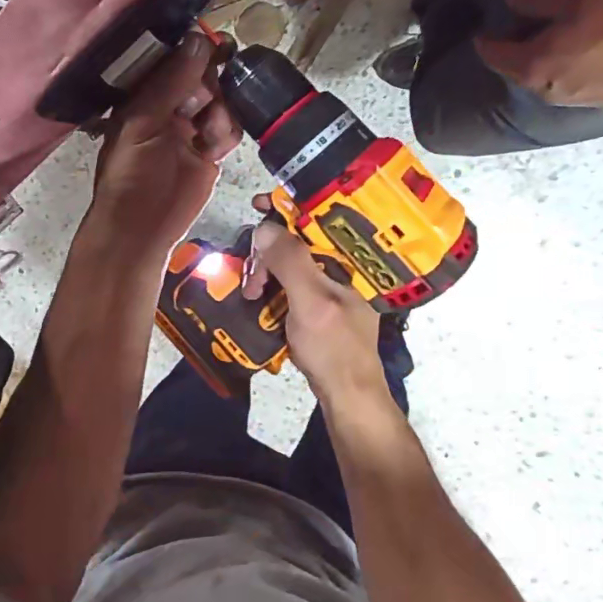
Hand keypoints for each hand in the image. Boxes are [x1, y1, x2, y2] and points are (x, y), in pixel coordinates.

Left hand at [85, 35, 240, 257]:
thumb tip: (199, 39)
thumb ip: (172, 81)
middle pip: (203, 79)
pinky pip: (229, 130)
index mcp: (145, 95)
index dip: (196, 52)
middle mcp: (170, 106)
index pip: (174, 61)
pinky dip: (227, 135)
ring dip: (221, 113)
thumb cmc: (131, 172)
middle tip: (208, 101)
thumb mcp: (144, 121)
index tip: (219, 44)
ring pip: (221, 103)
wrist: (141, 227)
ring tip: (209, 134)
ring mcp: (192, 129)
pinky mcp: (210, 152)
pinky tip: (215, 147)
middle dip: (212, 86)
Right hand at [242, 200, 385, 409]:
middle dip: (269, 250)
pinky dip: (273, 285)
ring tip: (252, 293)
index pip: (319, 217)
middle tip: (252, 277)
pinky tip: (259, 297)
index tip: (258, 205)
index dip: (288, 207)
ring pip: (292, 261)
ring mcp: (332, 285)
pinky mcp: (320, 303)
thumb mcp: (310, 302)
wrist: (346, 396)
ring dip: (267, 270)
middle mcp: (344, 265)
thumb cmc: (334, 348)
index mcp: (351, 258)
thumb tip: (266, 228)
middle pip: (300, 238)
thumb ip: (290, 262)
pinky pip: (291, 282)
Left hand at [474, 0, 602, 105]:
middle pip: (518, 68)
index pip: (494, 55)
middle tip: (516, 21)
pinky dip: (563, 64)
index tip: (482, 27)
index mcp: (534, 67)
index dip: (485, 39)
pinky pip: (569, 81)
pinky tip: (581, 46)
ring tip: (549, 29)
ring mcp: (577, 100)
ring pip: (544, 76)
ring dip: (540, 56)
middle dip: (513, 47)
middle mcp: (548, 91)